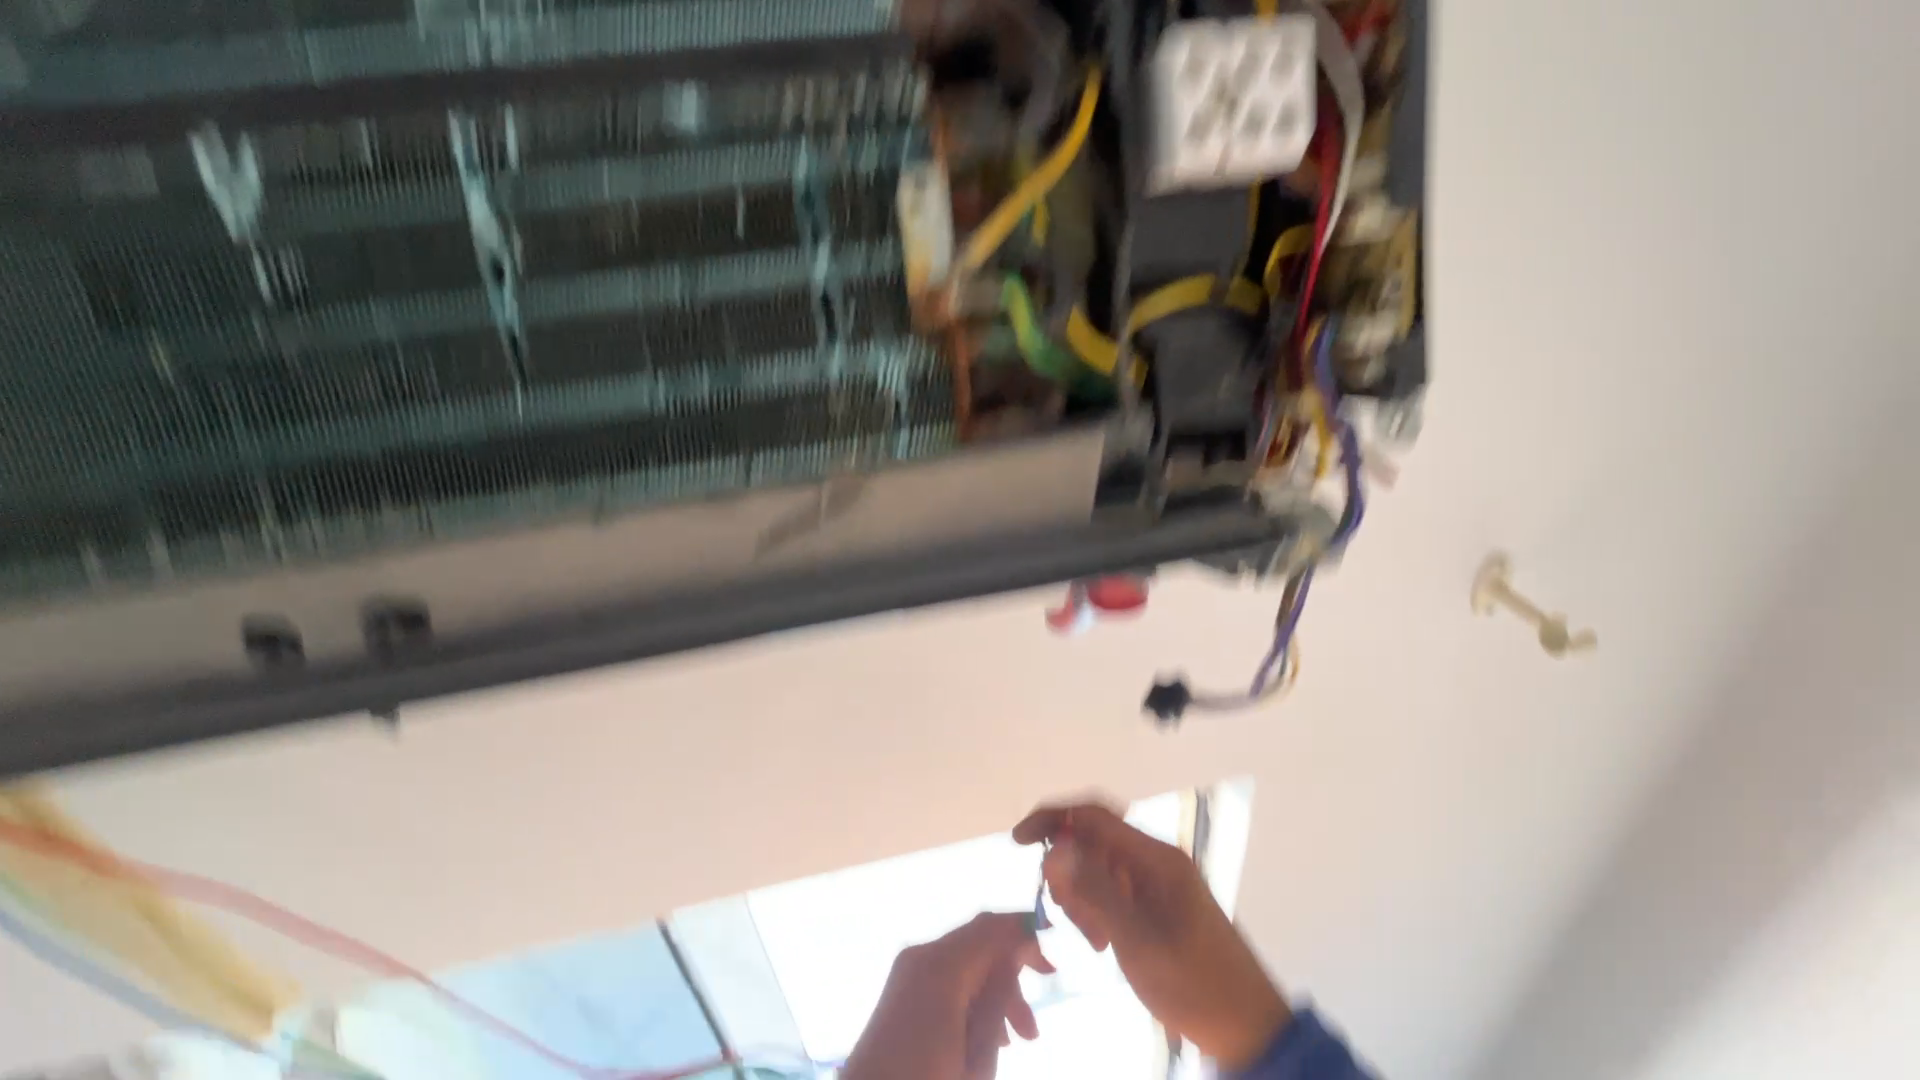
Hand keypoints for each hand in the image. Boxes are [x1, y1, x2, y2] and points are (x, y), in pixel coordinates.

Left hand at [841, 912, 1054, 1079]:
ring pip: (965, 962)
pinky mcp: (901, 989)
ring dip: (996, 990)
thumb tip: (1015, 952)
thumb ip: (998, 997)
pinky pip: (947, 977)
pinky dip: (973, 994)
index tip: (1056, 947)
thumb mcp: (977, 1052)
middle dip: (1014, 972)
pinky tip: (988, 1036)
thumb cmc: (928, 1079)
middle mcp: (921, 956)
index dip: (1026, 929)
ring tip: (1020, 1041)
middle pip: (980, 942)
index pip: (993, 927)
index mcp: (941, 967)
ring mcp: (907, 971)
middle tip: (1036, 1024)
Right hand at [1014, 802, 1290, 1068]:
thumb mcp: (1138, 941)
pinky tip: (1101, 942)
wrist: (1246, 1026)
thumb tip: (1053, 848)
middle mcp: (1155, 859)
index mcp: (1155, 857)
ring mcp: (1157, 881)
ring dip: (1082, 897)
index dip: (1052, 818)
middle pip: (1092, 841)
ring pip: (1098, 868)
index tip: (1018, 842)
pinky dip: (1097, 910)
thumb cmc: (1195, 983)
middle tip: (1067, 919)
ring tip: (1092, 940)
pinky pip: (1113, 890)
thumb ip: (1095, 892)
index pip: (1094, 815)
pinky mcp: (1156, 903)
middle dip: (1068, 872)